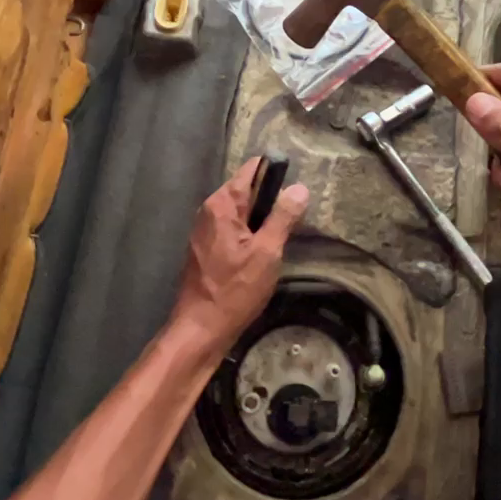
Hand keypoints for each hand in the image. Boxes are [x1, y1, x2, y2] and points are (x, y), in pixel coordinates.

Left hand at [172, 158, 309, 353]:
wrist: (201, 329)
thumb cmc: (235, 290)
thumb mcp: (267, 253)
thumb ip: (282, 217)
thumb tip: (299, 188)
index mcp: (222, 204)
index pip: (252, 169)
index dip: (276, 173)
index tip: (296, 188)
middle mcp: (209, 210)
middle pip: (246, 190)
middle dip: (270, 199)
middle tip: (296, 217)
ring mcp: (204, 230)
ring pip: (240, 212)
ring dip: (261, 219)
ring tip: (283, 235)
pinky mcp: (205, 248)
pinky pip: (232, 229)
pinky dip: (249, 234)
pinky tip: (263, 252)